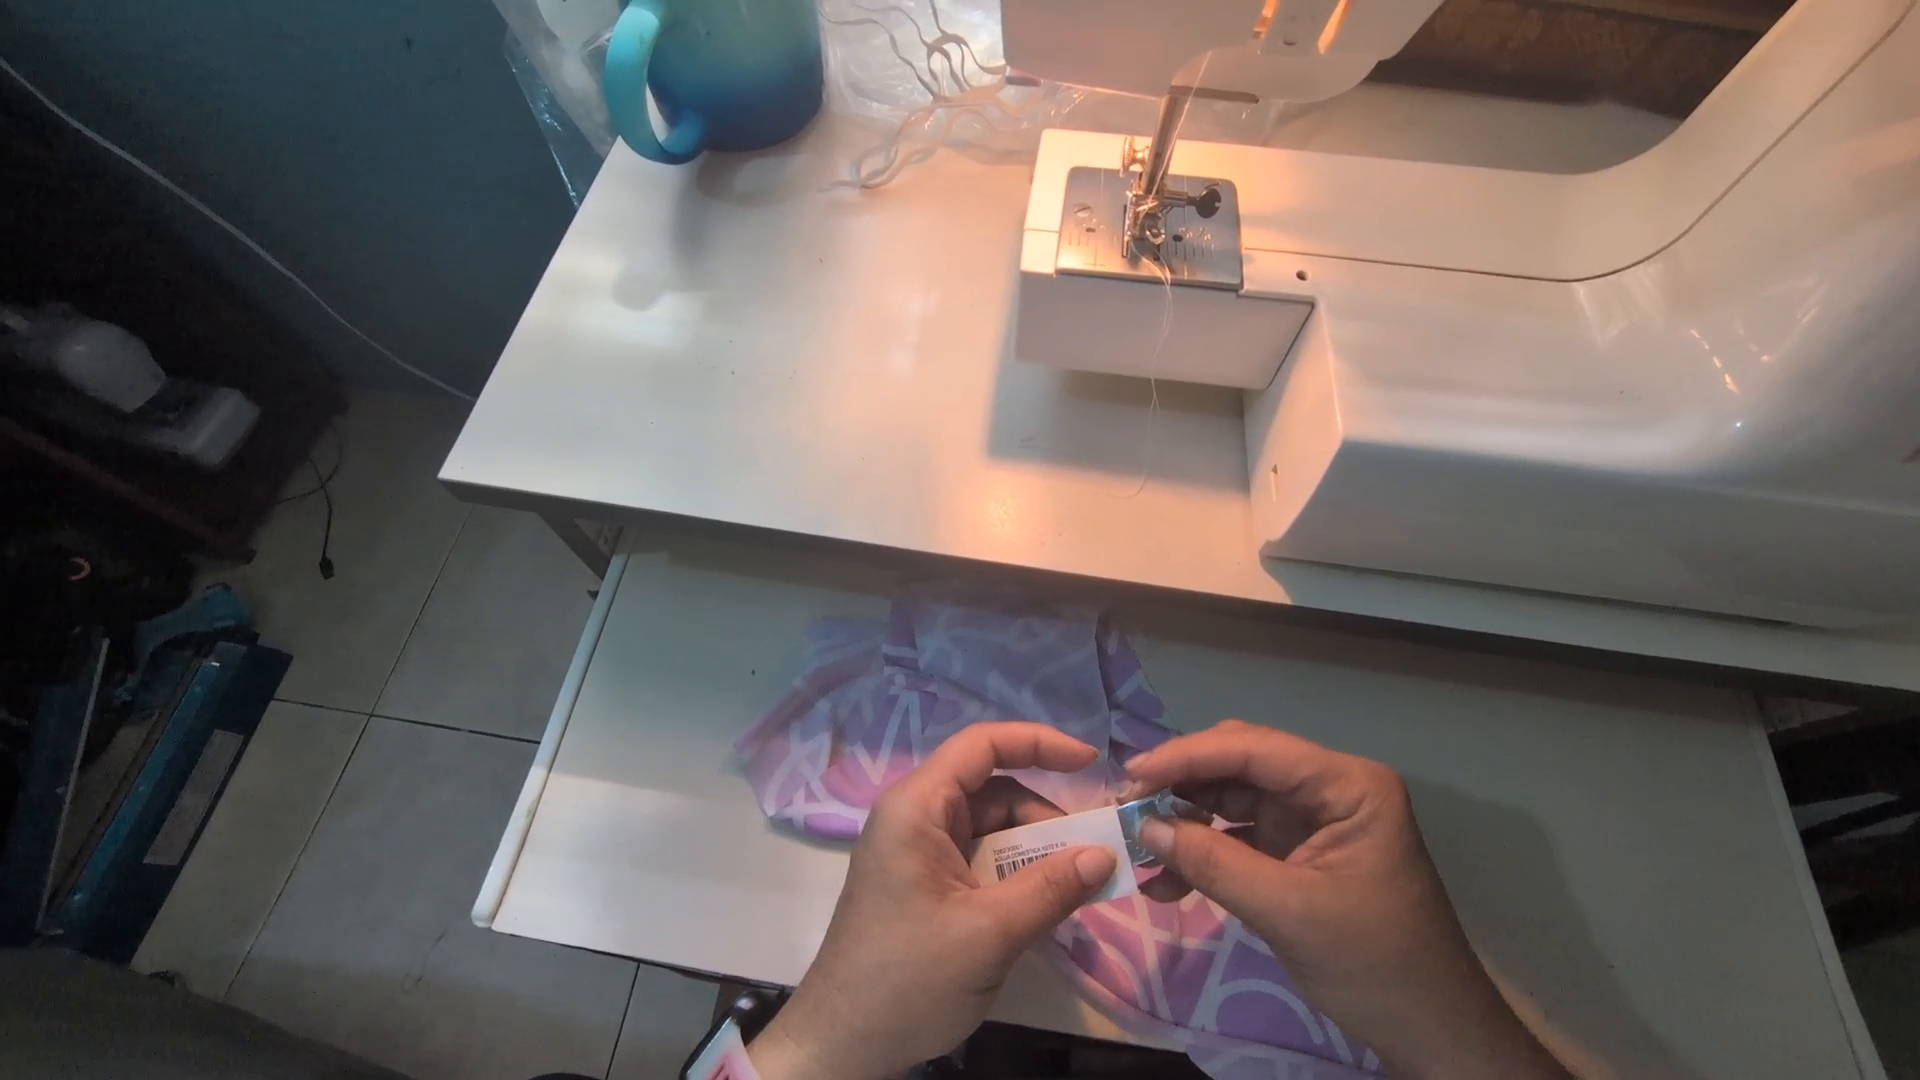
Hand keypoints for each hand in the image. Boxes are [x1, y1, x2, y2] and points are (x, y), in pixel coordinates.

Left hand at [748, 723, 1118, 1079]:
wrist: (841, 1045)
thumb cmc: (908, 980)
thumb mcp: (989, 934)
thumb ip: (1051, 889)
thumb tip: (1105, 856)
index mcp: (918, 806)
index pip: (982, 746)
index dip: (1038, 743)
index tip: (1090, 762)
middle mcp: (916, 817)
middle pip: (993, 792)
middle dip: (1045, 819)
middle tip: (1093, 857)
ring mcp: (918, 851)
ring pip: (990, 829)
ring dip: (1034, 852)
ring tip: (1074, 889)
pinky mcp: (924, 884)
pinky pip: (979, 861)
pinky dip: (1014, 876)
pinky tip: (1042, 907)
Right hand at [1125, 720, 1570, 1079]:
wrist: (1432, 1035)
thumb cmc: (1376, 966)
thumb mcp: (1289, 913)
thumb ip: (1213, 862)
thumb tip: (1143, 825)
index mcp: (1346, 785)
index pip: (1253, 749)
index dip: (1187, 755)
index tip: (1133, 774)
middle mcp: (1327, 787)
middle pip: (1237, 764)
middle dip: (1180, 784)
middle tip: (1128, 805)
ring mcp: (1309, 816)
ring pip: (1229, 796)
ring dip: (1183, 819)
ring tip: (1138, 845)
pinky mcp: (1295, 847)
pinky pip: (1235, 833)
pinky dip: (1200, 851)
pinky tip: (1164, 879)